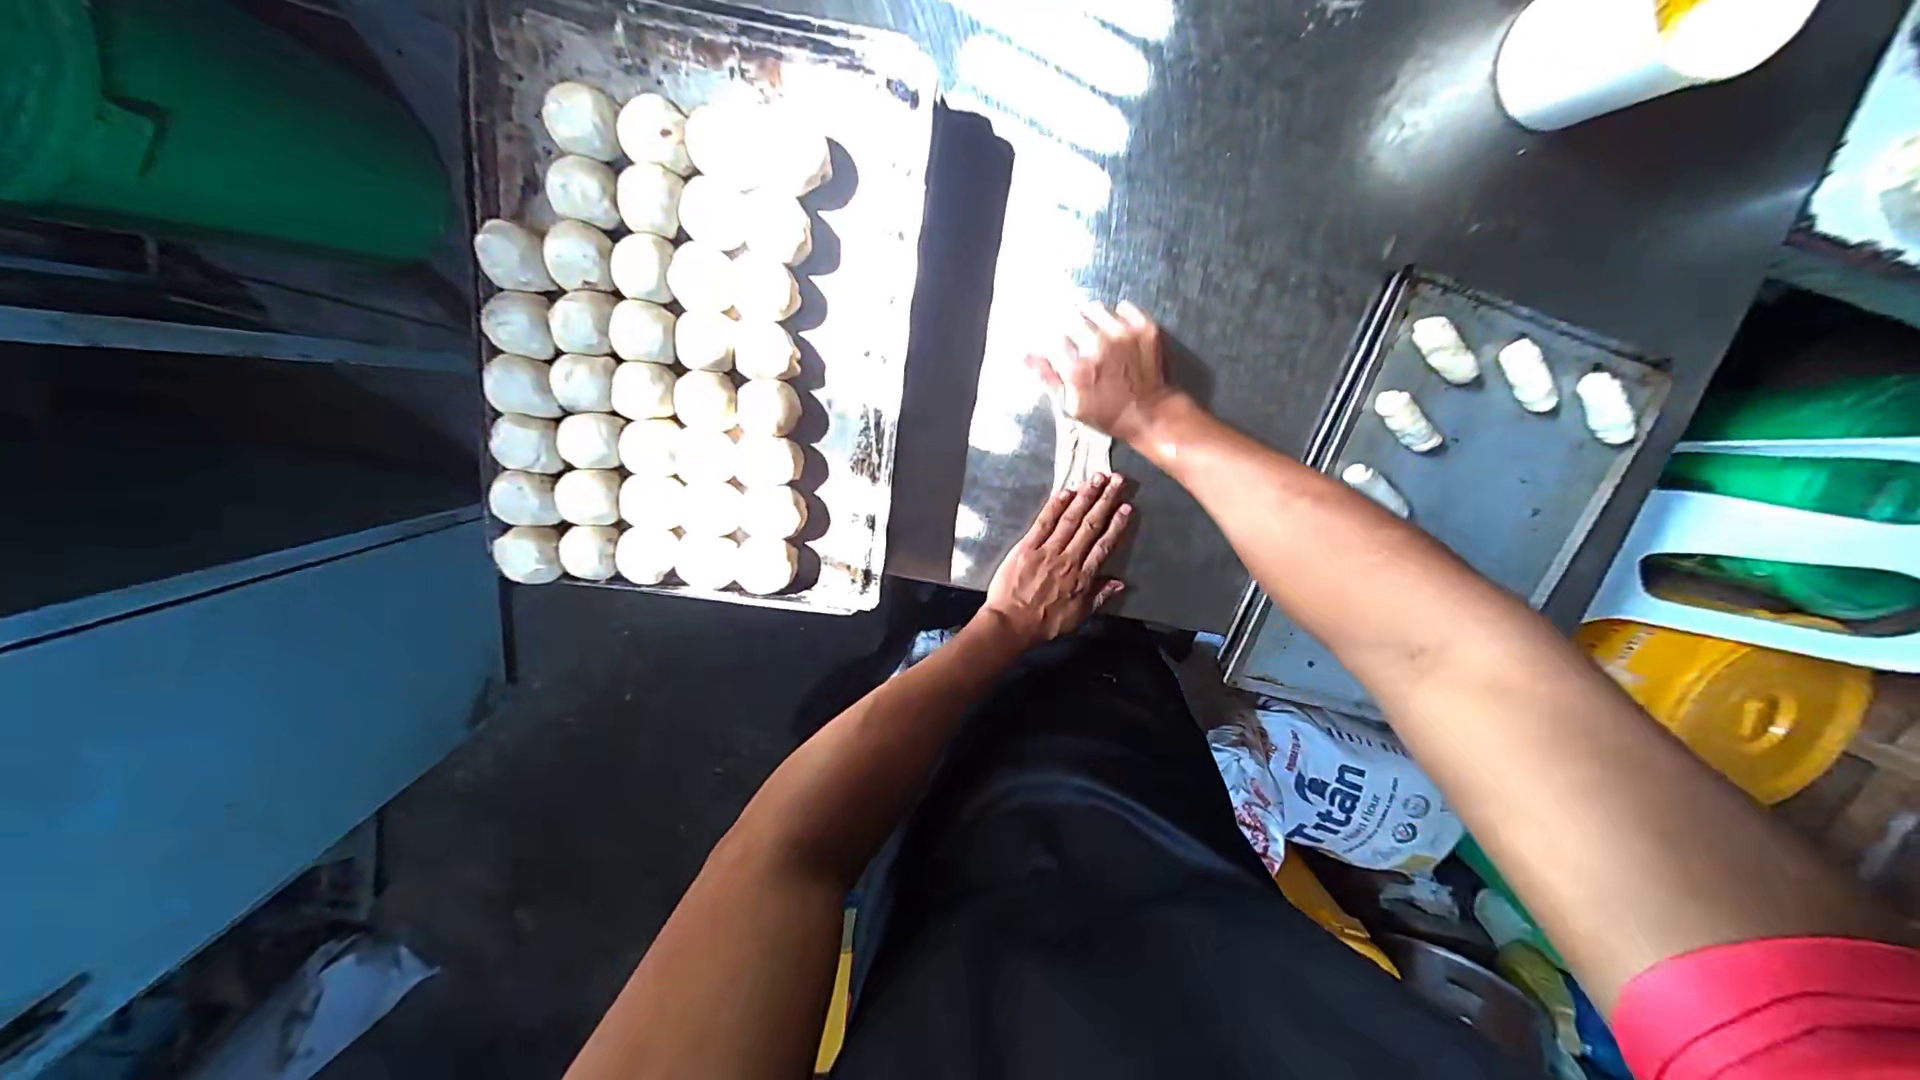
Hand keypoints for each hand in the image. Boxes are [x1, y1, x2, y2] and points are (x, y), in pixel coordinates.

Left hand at [979, 473, 1131, 647]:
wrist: (1010, 624)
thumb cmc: (1044, 623)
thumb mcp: (1077, 616)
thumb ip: (1099, 597)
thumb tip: (1120, 582)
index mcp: (1082, 577)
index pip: (1103, 545)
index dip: (1116, 525)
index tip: (1127, 507)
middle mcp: (1068, 560)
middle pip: (1090, 525)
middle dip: (1105, 501)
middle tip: (1118, 480)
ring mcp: (1046, 551)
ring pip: (1070, 519)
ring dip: (1085, 497)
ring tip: (1097, 478)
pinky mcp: (1026, 547)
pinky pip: (1043, 522)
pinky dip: (1055, 506)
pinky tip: (1066, 491)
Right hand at [1027, 301, 1182, 444]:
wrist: (1148, 413)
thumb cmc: (1105, 413)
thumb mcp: (1069, 405)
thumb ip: (1048, 378)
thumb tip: (1026, 356)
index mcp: (1077, 368)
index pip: (1053, 339)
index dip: (1054, 342)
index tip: (1060, 347)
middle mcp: (1098, 346)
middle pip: (1073, 319)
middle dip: (1072, 328)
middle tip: (1078, 339)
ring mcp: (1123, 335)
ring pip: (1096, 308)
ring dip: (1092, 317)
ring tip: (1096, 331)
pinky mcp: (1144, 328)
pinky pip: (1124, 307)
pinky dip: (1118, 314)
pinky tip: (1117, 329)